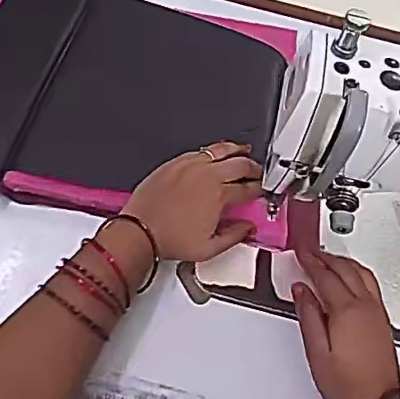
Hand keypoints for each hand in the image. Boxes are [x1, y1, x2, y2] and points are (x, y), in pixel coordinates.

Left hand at [117, 142, 264, 263]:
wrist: (140, 230)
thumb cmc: (169, 238)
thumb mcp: (209, 248)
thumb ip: (234, 236)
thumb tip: (247, 228)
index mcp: (219, 195)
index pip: (247, 188)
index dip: (258, 189)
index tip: (260, 190)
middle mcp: (206, 176)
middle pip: (240, 164)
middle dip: (253, 168)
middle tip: (256, 172)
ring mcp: (190, 166)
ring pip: (220, 150)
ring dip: (236, 150)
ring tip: (242, 151)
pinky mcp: (175, 163)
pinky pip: (199, 151)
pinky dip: (212, 151)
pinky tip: (213, 153)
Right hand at [291, 251, 399, 398]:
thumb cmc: (349, 387)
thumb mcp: (317, 352)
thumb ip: (308, 315)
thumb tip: (301, 291)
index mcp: (348, 311)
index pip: (326, 276)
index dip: (311, 262)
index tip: (301, 253)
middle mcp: (366, 308)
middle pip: (346, 270)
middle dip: (327, 258)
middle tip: (311, 252)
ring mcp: (378, 314)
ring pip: (362, 275)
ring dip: (344, 263)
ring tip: (329, 260)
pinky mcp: (383, 323)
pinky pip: (370, 286)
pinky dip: (357, 274)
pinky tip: (350, 278)